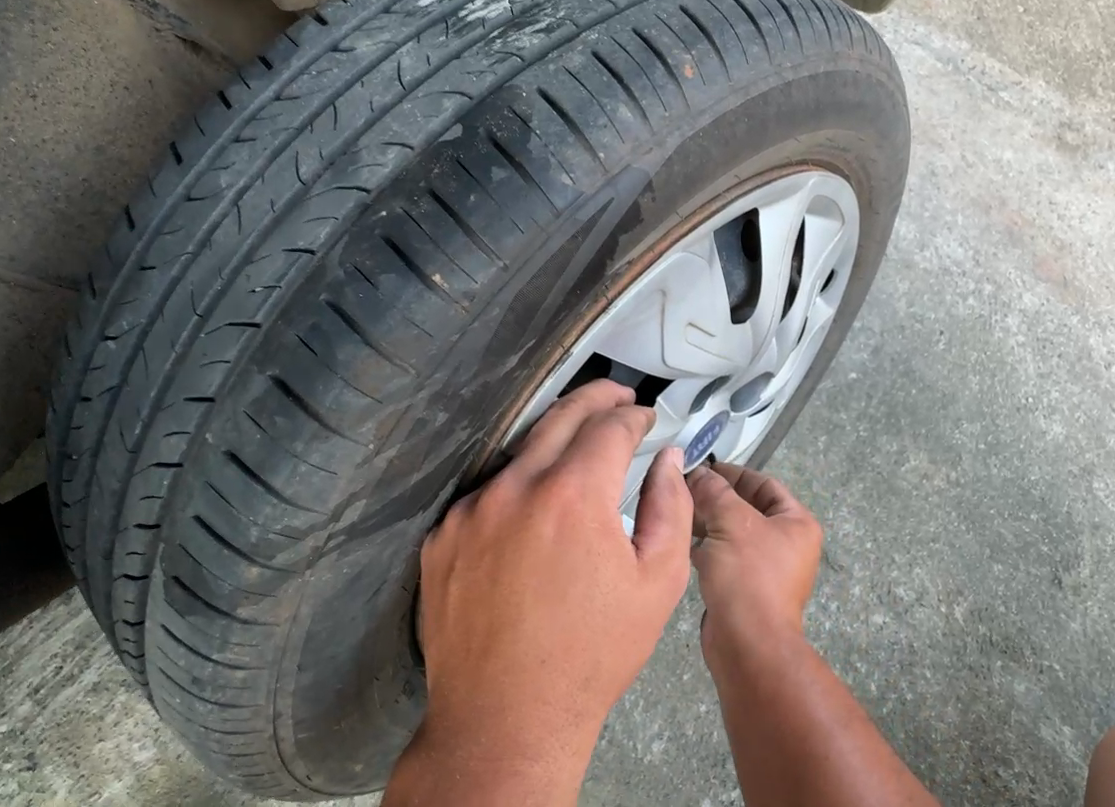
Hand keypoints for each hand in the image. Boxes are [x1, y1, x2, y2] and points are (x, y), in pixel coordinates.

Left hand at [387, 380, 692, 805]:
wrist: (505, 719)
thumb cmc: (592, 654)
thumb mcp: (658, 582)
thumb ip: (671, 506)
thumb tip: (668, 459)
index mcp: (574, 496)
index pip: (609, 426)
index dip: (634, 416)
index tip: (646, 418)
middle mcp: (516, 489)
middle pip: (560, 416)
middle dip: (596, 397)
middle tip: (618, 395)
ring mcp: (471, 511)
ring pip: (520, 452)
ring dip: (554, 441)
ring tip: (579, 446)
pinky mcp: (443, 537)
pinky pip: (488, 492)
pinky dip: (518, 485)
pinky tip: (535, 507)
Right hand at [686, 461, 823, 649]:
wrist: (748, 645)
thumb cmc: (749, 576)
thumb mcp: (732, 522)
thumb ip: (714, 492)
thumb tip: (697, 472)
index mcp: (797, 523)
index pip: (764, 485)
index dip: (733, 473)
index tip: (701, 466)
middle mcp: (787, 544)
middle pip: (747, 508)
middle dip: (715, 497)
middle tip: (682, 487)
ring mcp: (766, 569)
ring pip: (733, 533)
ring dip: (707, 521)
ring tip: (676, 509)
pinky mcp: (744, 589)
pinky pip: (724, 557)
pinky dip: (705, 547)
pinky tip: (680, 541)